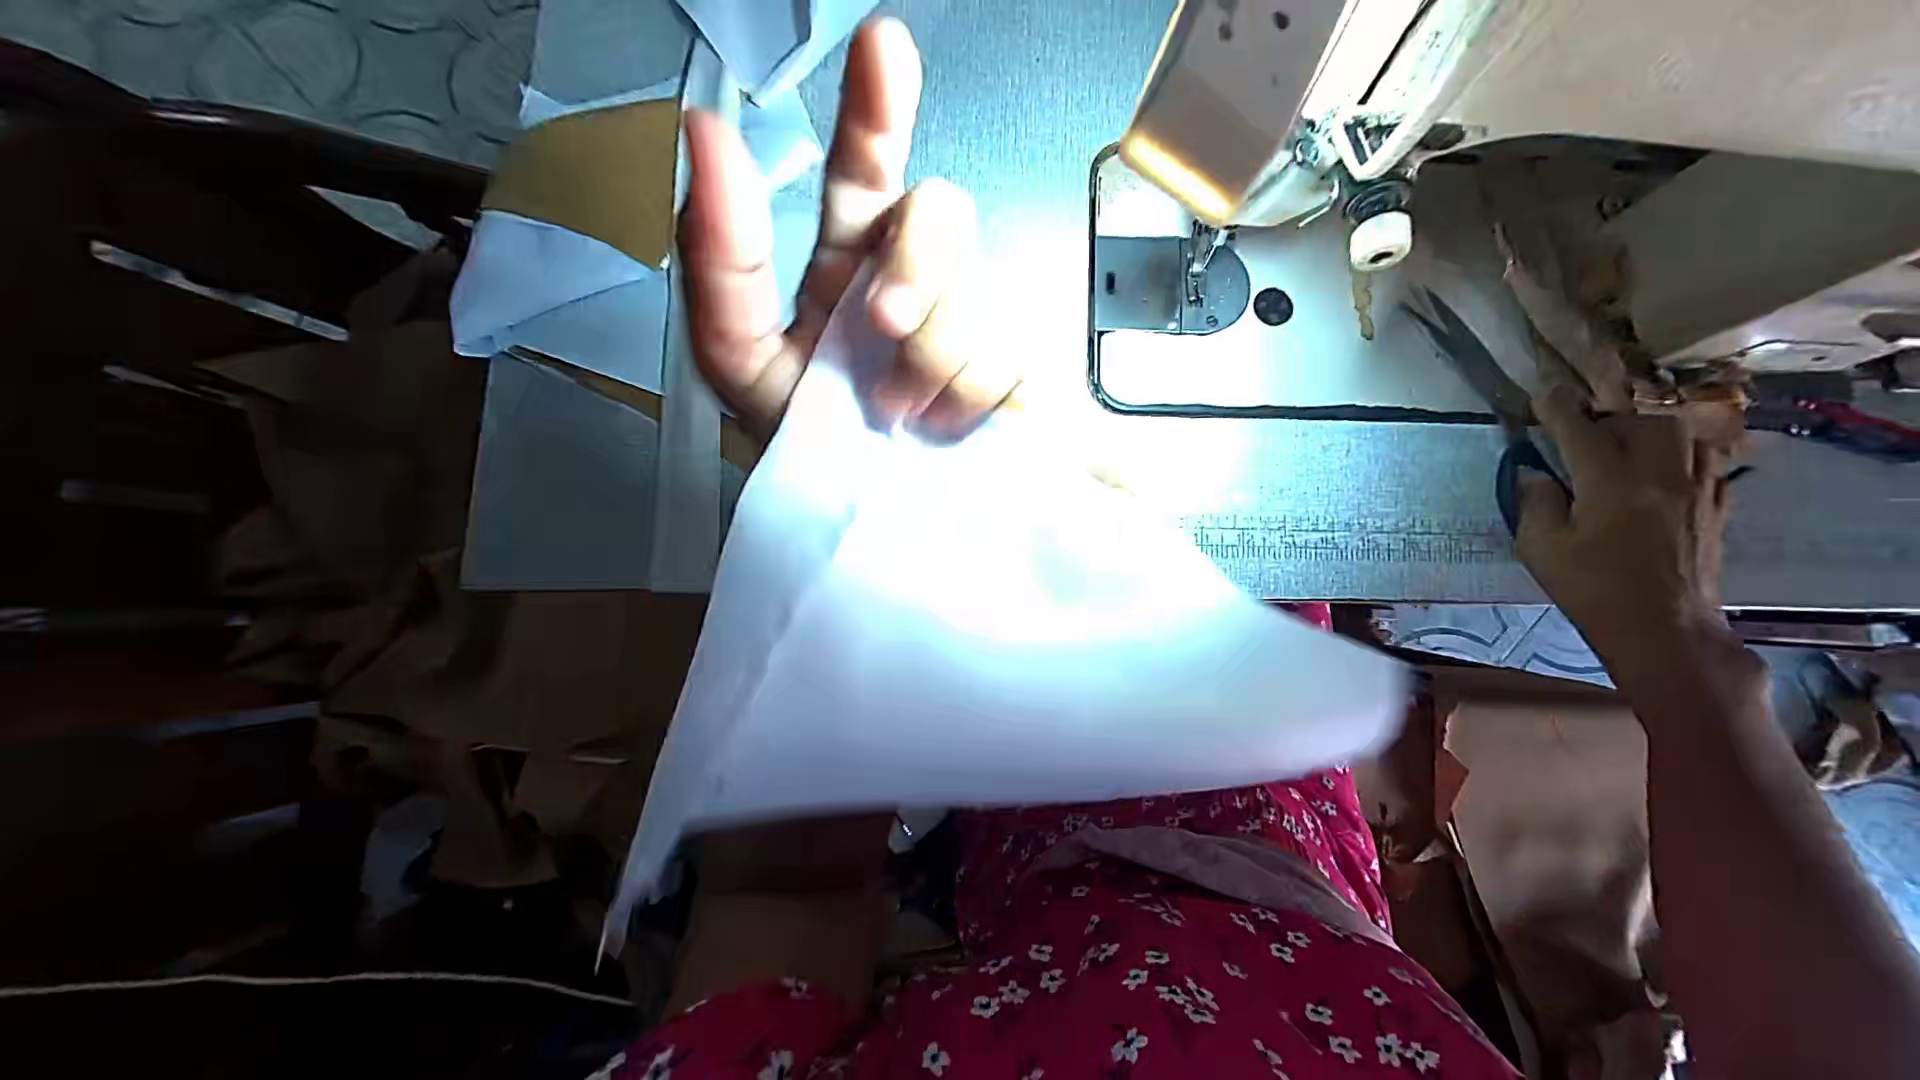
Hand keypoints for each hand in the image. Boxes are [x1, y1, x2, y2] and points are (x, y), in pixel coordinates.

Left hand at [680, 17, 1020, 441]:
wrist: (871, 517)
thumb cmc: (806, 440)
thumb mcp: (742, 360)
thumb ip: (719, 263)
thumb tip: (710, 135)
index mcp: (848, 264)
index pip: (865, 172)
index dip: (876, 111)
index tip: (883, 48)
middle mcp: (914, 282)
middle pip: (938, 216)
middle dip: (916, 260)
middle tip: (886, 320)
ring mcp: (968, 326)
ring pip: (968, 297)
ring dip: (928, 356)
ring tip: (901, 412)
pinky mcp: (1011, 371)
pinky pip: (1004, 359)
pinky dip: (964, 400)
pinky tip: (944, 426)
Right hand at [1512, 349, 1738, 672]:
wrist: (1663, 627)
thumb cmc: (1591, 588)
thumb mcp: (1541, 548)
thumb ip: (1536, 503)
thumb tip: (1536, 474)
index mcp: (1612, 485)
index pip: (1582, 432)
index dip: (1558, 410)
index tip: (1542, 392)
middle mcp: (1661, 475)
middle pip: (1642, 421)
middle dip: (1608, 418)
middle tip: (1580, 433)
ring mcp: (1697, 488)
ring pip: (1681, 432)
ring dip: (1647, 430)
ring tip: (1622, 445)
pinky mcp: (1716, 504)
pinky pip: (1705, 458)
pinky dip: (1679, 452)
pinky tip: (1659, 468)